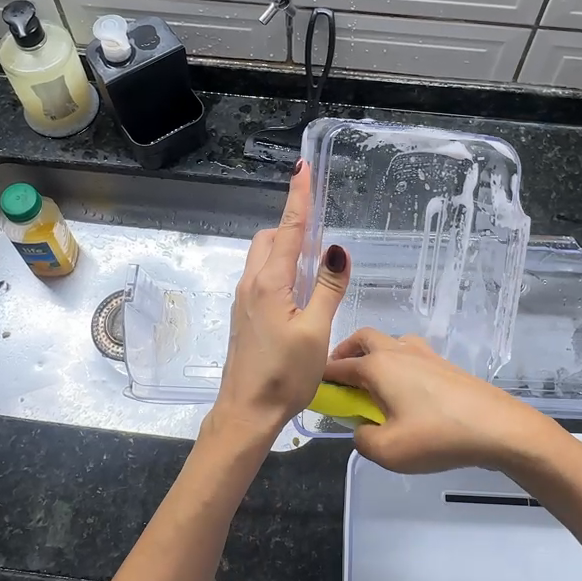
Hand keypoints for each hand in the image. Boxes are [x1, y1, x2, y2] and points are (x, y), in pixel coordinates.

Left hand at [208, 162, 350, 441]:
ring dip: (284, 248)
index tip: (302, 169)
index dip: (298, 198)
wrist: (246, 411)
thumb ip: (327, 287)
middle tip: (319, 227)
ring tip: (314, 260)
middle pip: (269, 238)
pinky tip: (299, 290)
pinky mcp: (245, 316)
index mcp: (269, 282)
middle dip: (291, 225)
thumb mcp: (316, 330)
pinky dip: (280, 269)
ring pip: (263, 258)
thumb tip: (337, 248)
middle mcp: (251, 283)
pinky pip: (261, 277)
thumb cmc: (285, 374)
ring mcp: (244, 300)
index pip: (287, 229)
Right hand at [321, 328, 568, 474]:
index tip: (311, 392)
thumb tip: (362, 429)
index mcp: (377, 366)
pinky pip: (410, 355)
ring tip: (372, 386)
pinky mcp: (445, 365)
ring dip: (373, 355)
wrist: (498, 428)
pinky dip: (396, 366)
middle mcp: (397, 351)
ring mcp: (424, 355)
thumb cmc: (437, 437)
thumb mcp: (387, 451)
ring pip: (389, 342)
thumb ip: (362, 439)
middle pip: (363, 338)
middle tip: (339, 380)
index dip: (320, 378)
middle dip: (345, 353)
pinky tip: (404, 393)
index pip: (337, 366)